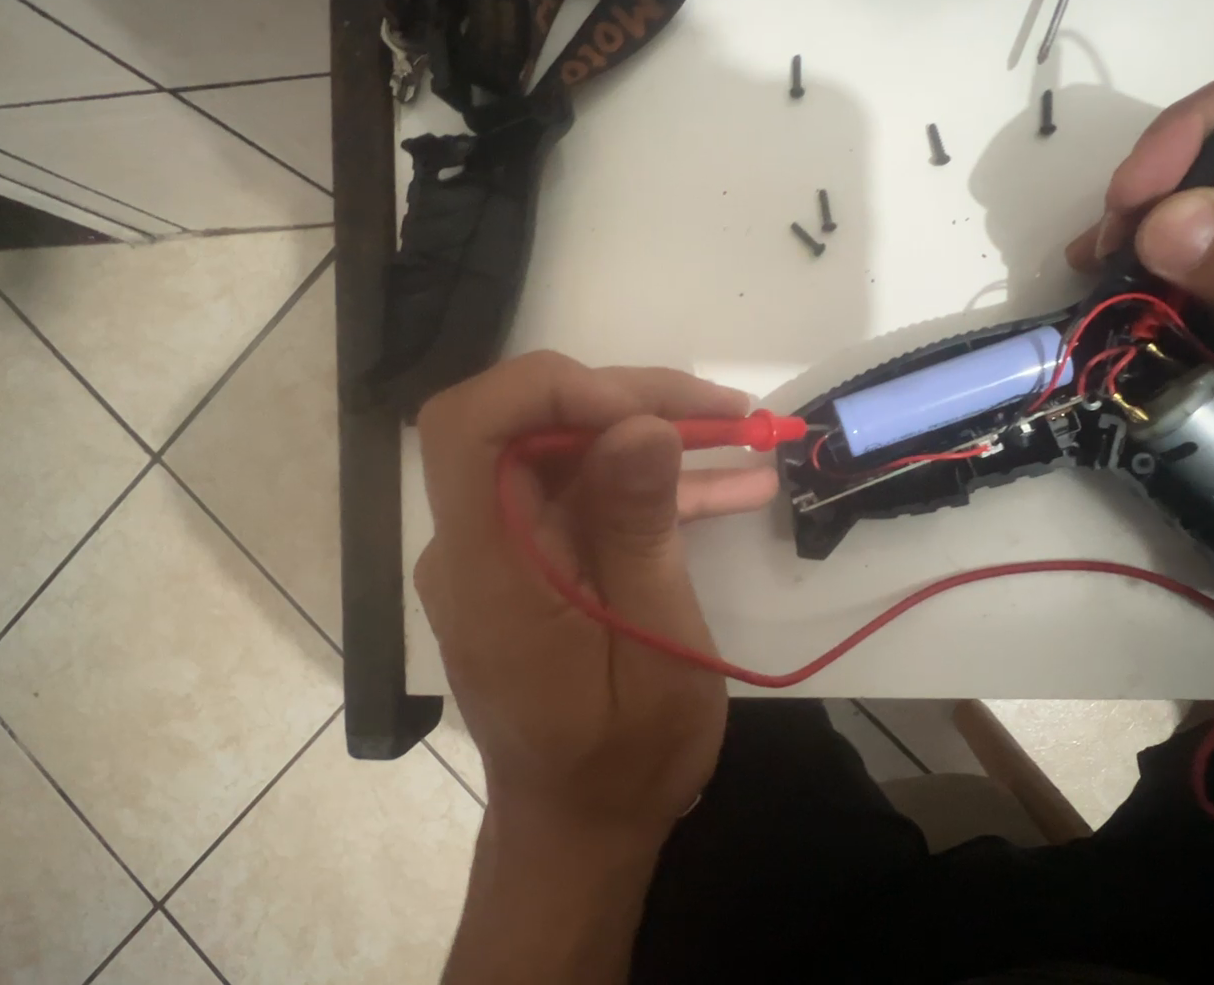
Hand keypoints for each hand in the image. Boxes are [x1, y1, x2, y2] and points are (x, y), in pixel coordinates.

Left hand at [415, 351, 777, 845]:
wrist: (579, 825)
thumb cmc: (620, 761)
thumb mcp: (656, 651)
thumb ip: (639, 534)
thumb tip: (642, 423)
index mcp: (491, 570)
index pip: (469, 429)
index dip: (548, 388)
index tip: (640, 409)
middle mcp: (478, 544)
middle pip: (529, 424)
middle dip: (630, 401)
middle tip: (725, 415)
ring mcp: (504, 549)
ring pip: (568, 450)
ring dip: (653, 434)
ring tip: (744, 435)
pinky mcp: (535, 559)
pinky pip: (586, 496)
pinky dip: (651, 482)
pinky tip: (730, 484)